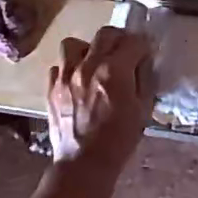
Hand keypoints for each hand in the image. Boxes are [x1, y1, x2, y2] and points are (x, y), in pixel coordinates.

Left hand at [46, 25, 154, 179]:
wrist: (84, 163)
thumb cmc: (119, 139)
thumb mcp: (143, 108)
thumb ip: (144, 80)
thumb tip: (143, 62)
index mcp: (115, 71)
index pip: (133, 41)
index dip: (143, 46)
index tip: (145, 53)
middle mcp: (88, 66)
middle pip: (105, 34)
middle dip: (119, 39)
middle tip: (124, 52)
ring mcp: (66, 75)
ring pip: (74, 44)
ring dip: (88, 49)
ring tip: (94, 62)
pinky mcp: (52, 88)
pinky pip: (58, 66)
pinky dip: (68, 68)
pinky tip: (77, 80)